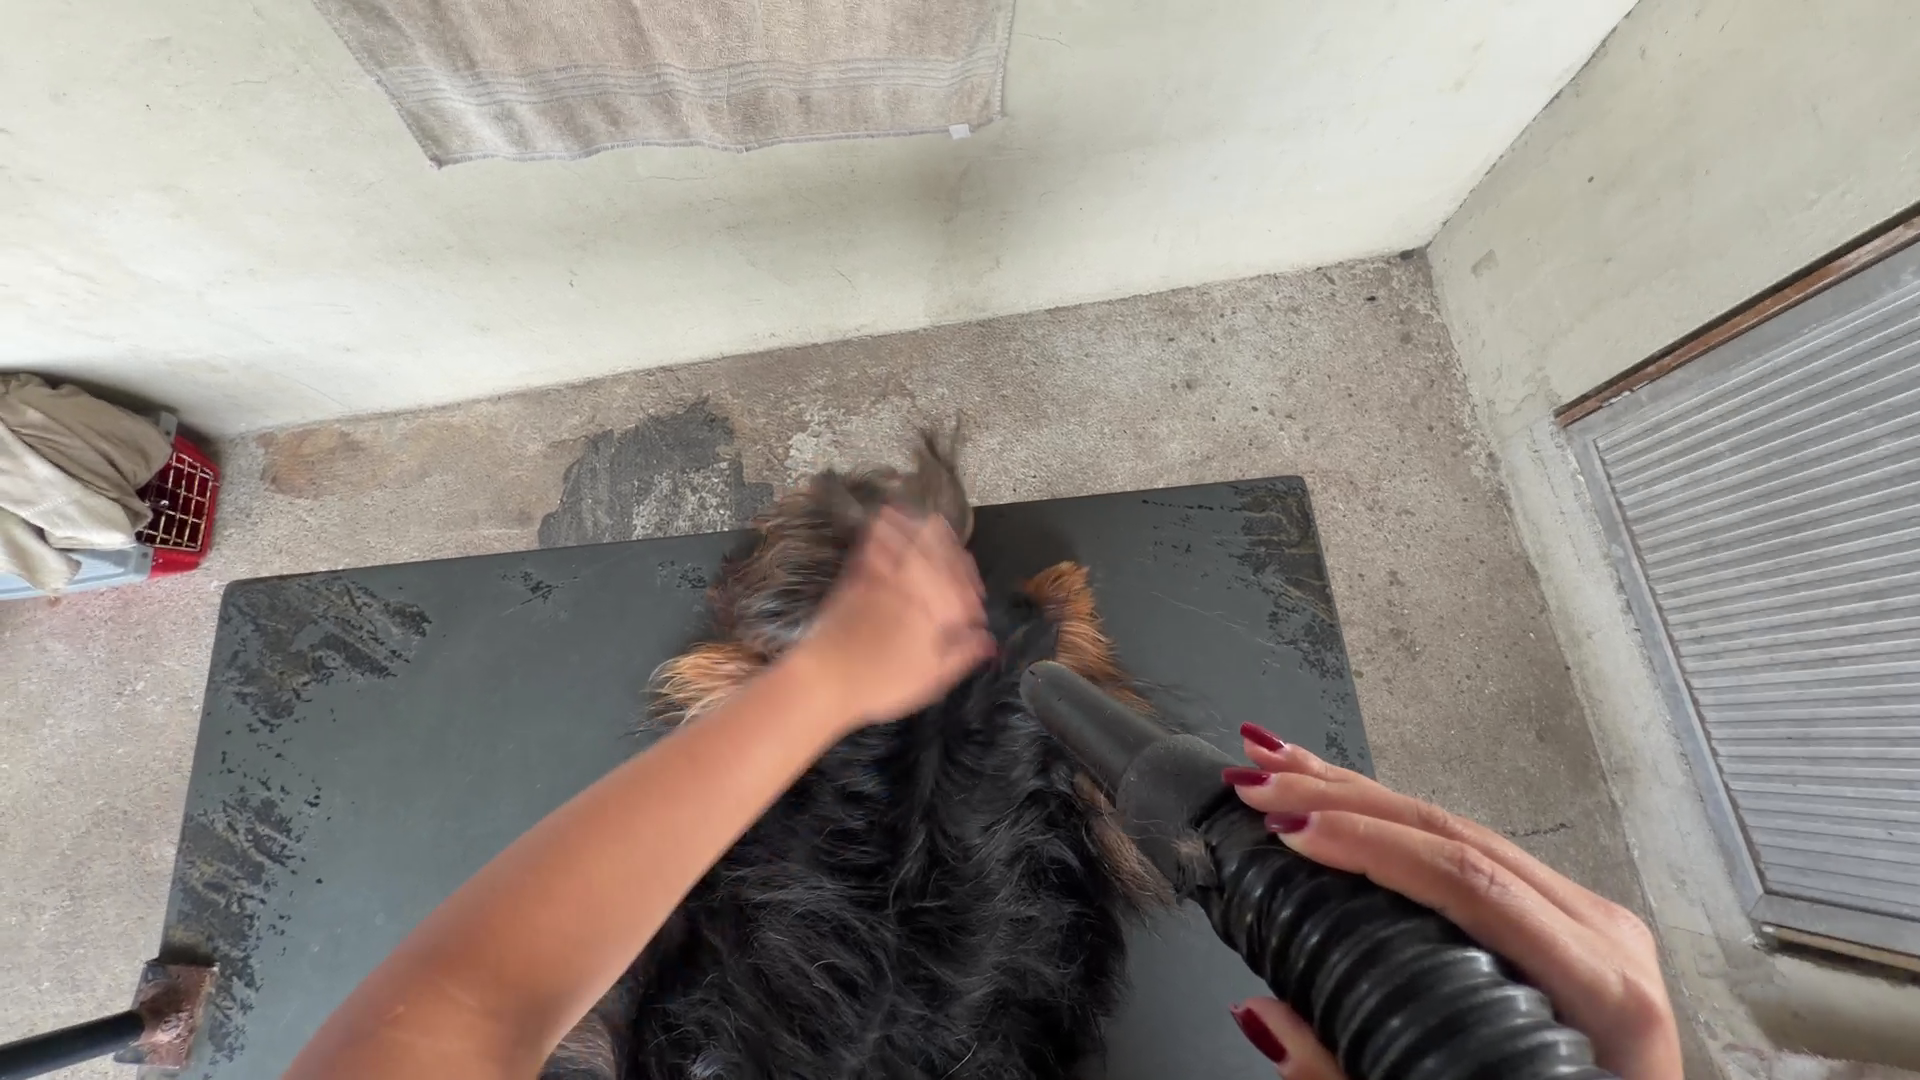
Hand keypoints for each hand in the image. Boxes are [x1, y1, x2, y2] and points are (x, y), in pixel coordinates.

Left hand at [787, 506, 994, 729]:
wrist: (825, 678)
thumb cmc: (883, 683)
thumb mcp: (933, 677)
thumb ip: (963, 654)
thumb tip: (987, 641)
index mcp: (935, 609)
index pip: (961, 584)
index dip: (971, 586)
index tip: (976, 597)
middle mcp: (913, 587)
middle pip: (938, 556)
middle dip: (951, 549)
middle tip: (962, 552)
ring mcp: (882, 579)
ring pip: (906, 545)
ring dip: (920, 530)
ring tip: (930, 519)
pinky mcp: (855, 579)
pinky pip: (873, 546)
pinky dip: (882, 531)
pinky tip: (883, 520)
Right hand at [1221, 728, 1682, 1079]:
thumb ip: (1350, 1076)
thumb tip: (1262, 1018)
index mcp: (1599, 991)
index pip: (1468, 883)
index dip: (1372, 844)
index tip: (1292, 832)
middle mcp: (1591, 932)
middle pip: (1447, 833)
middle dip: (1337, 801)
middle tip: (1258, 788)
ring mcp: (1570, 907)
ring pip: (1444, 819)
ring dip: (1345, 788)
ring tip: (1270, 765)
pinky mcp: (1543, 899)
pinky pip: (1450, 832)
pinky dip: (1375, 804)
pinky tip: (1324, 781)